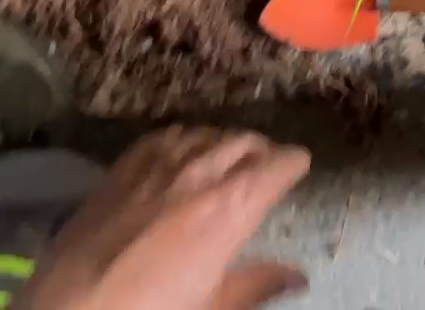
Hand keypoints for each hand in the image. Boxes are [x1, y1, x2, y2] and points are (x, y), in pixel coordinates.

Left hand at [21, 127, 310, 309]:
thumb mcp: (210, 308)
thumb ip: (255, 284)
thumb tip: (299, 275)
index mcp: (229, 209)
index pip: (277, 165)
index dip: (294, 162)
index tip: (301, 165)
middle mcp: (199, 173)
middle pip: (244, 142)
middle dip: (263, 150)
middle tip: (268, 166)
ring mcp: (158, 165)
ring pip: (207, 133)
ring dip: (226, 142)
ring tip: (229, 158)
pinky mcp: (123, 167)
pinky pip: (166, 135)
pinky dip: (185, 138)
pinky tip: (184, 150)